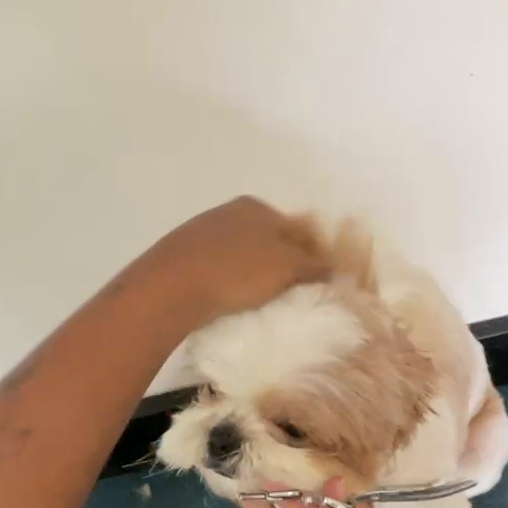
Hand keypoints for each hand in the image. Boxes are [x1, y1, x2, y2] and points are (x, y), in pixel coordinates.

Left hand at [127, 197, 330, 319]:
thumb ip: (314, 264)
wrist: (173, 286)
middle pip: (272, 240)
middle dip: (286, 263)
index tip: (319, 282)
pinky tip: (234, 298)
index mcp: (258, 207)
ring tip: (265, 300)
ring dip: (258, 273)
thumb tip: (334, 267)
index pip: (300, 230)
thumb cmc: (238, 271)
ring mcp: (206, 231)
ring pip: (247, 253)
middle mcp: (231, 211)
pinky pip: (223, 266)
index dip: (314, 255)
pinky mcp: (187, 254)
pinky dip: (234, 279)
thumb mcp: (287, 266)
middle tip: (295, 294)